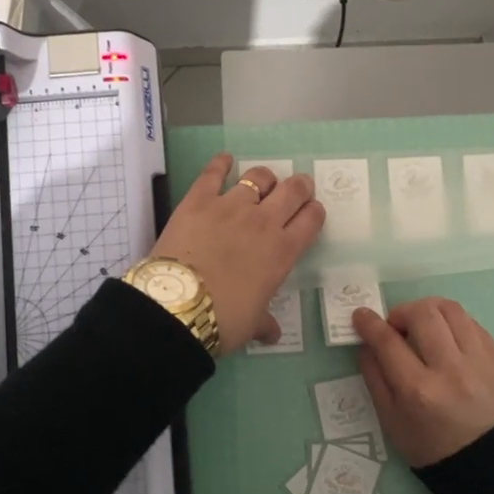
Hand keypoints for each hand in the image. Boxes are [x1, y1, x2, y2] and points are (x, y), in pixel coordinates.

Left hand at [150, 154, 324, 351]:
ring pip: (258, 177)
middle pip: (292, 190)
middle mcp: (263, 222)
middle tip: (296, 189)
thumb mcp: (251, 325)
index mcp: (283, 252)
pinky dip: (221, 163)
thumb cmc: (223, 319)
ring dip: (265, 177)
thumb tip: (272, 334)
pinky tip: (225, 160)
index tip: (311, 212)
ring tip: (263, 182)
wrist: (178, 306)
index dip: (314, 212)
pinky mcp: (199, 199)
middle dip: (299, 187)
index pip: (311, 220)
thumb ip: (264, 323)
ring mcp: (231, 206)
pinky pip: (213, 173)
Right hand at [354, 298, 493, 465]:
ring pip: (452, 310)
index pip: (388, 341)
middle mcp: (452, 372)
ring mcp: (482, 364)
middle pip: (423, 314)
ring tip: (423, 326)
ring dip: (429, 311)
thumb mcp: (389, 418)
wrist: (484, 464)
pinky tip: (447, 341)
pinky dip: (453, 326)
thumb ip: (374, 374)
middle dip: (402, 312)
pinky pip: (473, 325)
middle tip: (397, 326)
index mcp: (419, 391)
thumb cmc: (428, 444)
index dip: (370, 323)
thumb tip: (368, 338)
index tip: (362, 315)